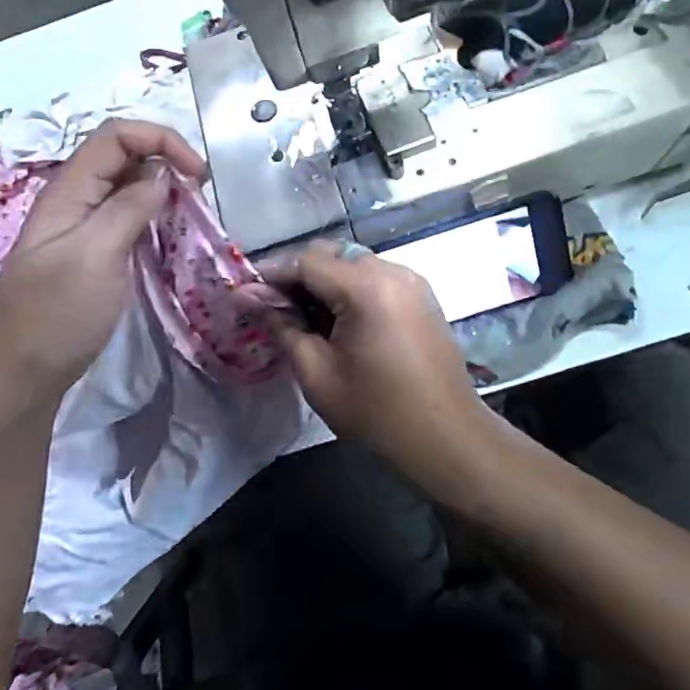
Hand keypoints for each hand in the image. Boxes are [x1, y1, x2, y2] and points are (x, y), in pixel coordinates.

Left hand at [0, 120, 206, 395]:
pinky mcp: (92, 254)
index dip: (161, 139)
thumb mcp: (96, 255)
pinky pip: (126, 218)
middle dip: (166, 161)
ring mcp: (82, 229)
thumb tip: (162, 173)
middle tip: (199, 196)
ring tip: (191, 215)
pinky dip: (154, 216)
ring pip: (127, 187)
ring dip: (162, 190)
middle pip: (122, 155)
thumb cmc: (55, 316)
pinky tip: (170, 236)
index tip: (199, 173)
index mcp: (68, 191)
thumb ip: (129, 207)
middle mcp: (74, 201)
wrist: (18, 378)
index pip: (116, 136)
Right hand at [262, 242, 494, 478]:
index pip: (307, 261)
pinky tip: (338, 319)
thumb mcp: (317, 371)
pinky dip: (351, 288)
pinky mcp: (422, 294)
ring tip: (303, 316)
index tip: (245, 291)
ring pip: (354, 263)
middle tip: (272, 308)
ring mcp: (412, 280)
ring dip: (324, 281)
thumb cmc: (375, 410)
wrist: (445, 434)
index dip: (272, 273)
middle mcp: (393, 271)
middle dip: (297, 275)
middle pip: (332, 255)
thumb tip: (245, 295)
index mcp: (367, 287)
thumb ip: (280, 325)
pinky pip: (376, 277)